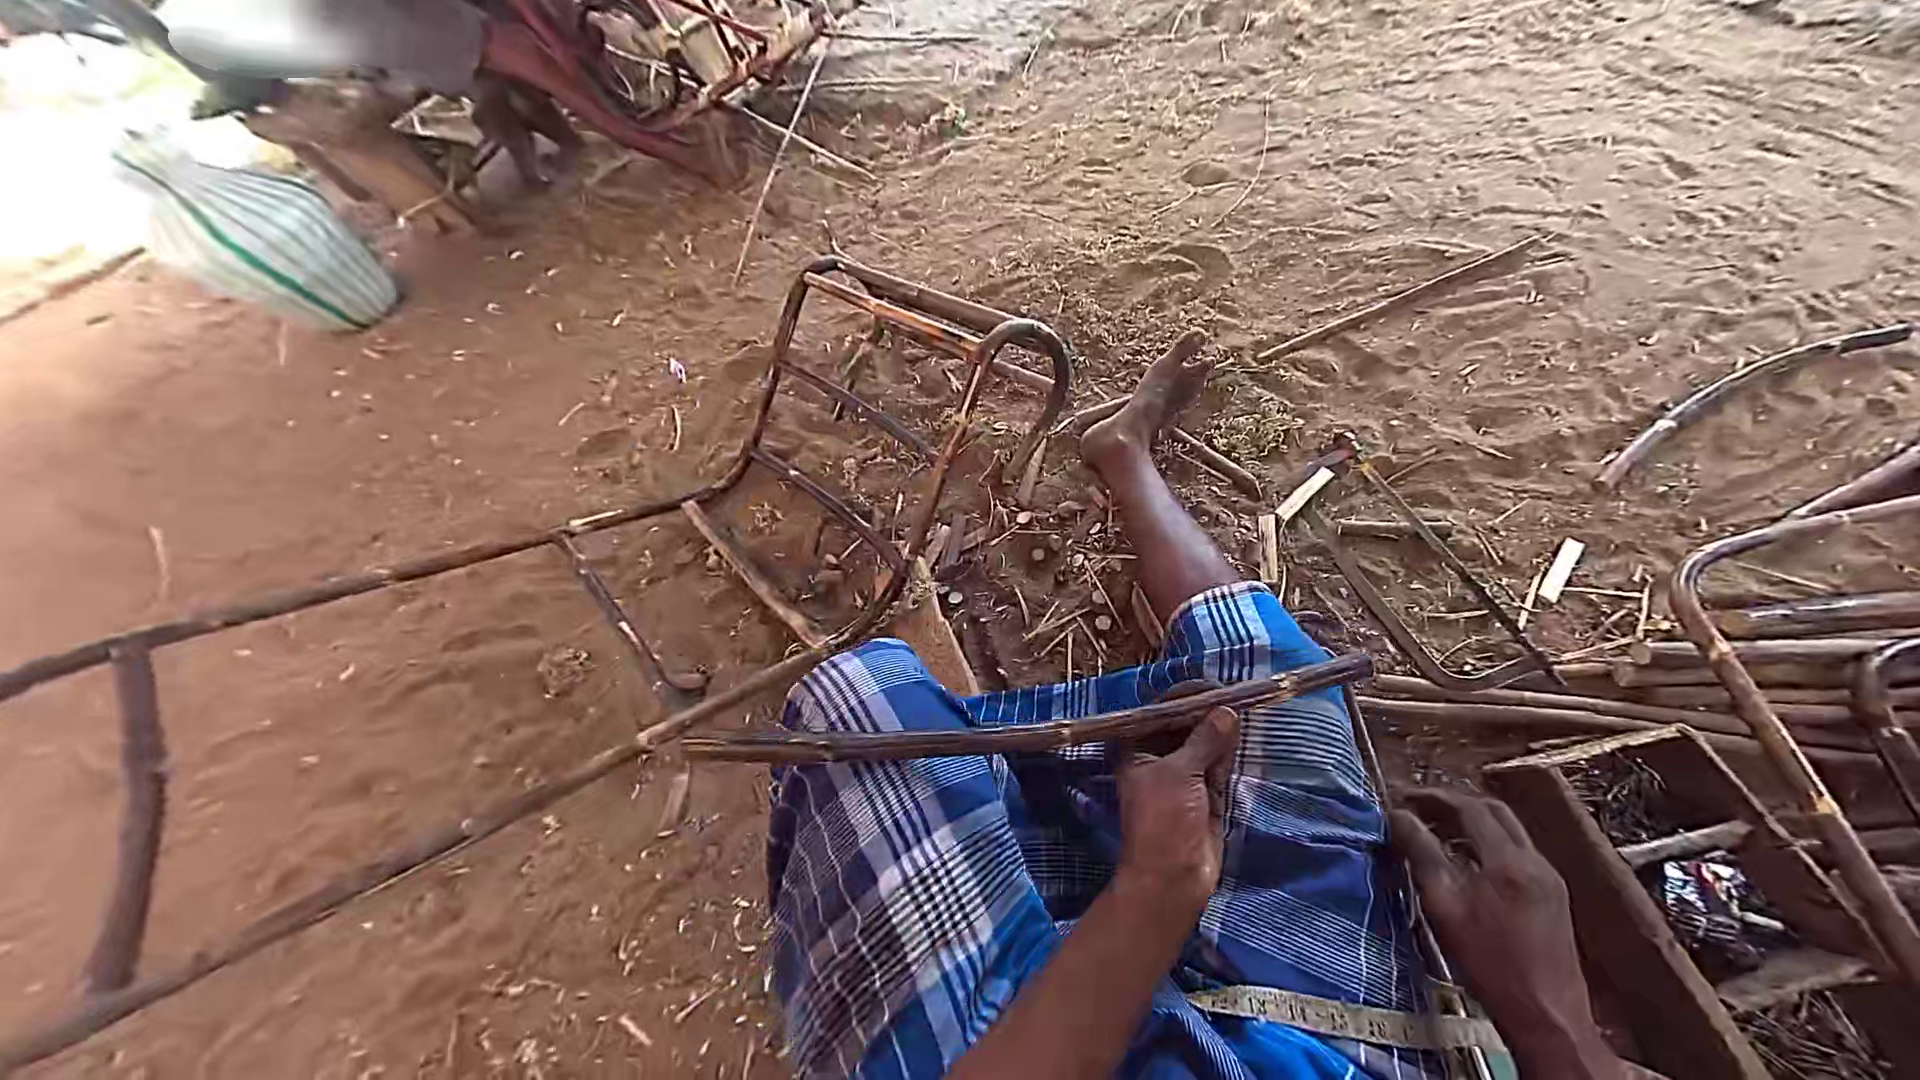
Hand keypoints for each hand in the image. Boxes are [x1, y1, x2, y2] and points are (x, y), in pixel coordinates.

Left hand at [1114, 706, 1239, 920]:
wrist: (1174, 876)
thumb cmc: (1163, 818)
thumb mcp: (1180, 773)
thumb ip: (1204, 741)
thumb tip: (1225, 711)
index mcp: (1136, 748)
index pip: (1160, 713)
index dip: (1184, 698)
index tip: (1210, 686)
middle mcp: (1157, 757)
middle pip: (1183, 726)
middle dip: (1205, 711)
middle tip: (1232, 692)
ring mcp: (1182, 775)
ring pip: (1203, 743)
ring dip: (1219, 727)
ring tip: (1240, 703)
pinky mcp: (1204, 792)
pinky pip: (1216, 763)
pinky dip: (1227, 749)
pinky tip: (1239, 729)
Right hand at [1391, 789, 1622, 1077]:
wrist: (1546, 1016)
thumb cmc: (1487, 960)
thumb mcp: (1442, 903)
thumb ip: (1420, 852)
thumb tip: (1397, 815)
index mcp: (1509, 861)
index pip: (1469, 807)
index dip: (1432, 796)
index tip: (1402, 797)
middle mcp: (1536, 862)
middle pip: (1493, 811)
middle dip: (1453, 803)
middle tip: (1418, 808)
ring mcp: (1549, 880)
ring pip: (1507, 830)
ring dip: (1470, 821)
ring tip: (1434, 830)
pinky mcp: (1553, 896)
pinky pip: (1516, 851)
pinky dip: (1486, 841)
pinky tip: (1463, 858)